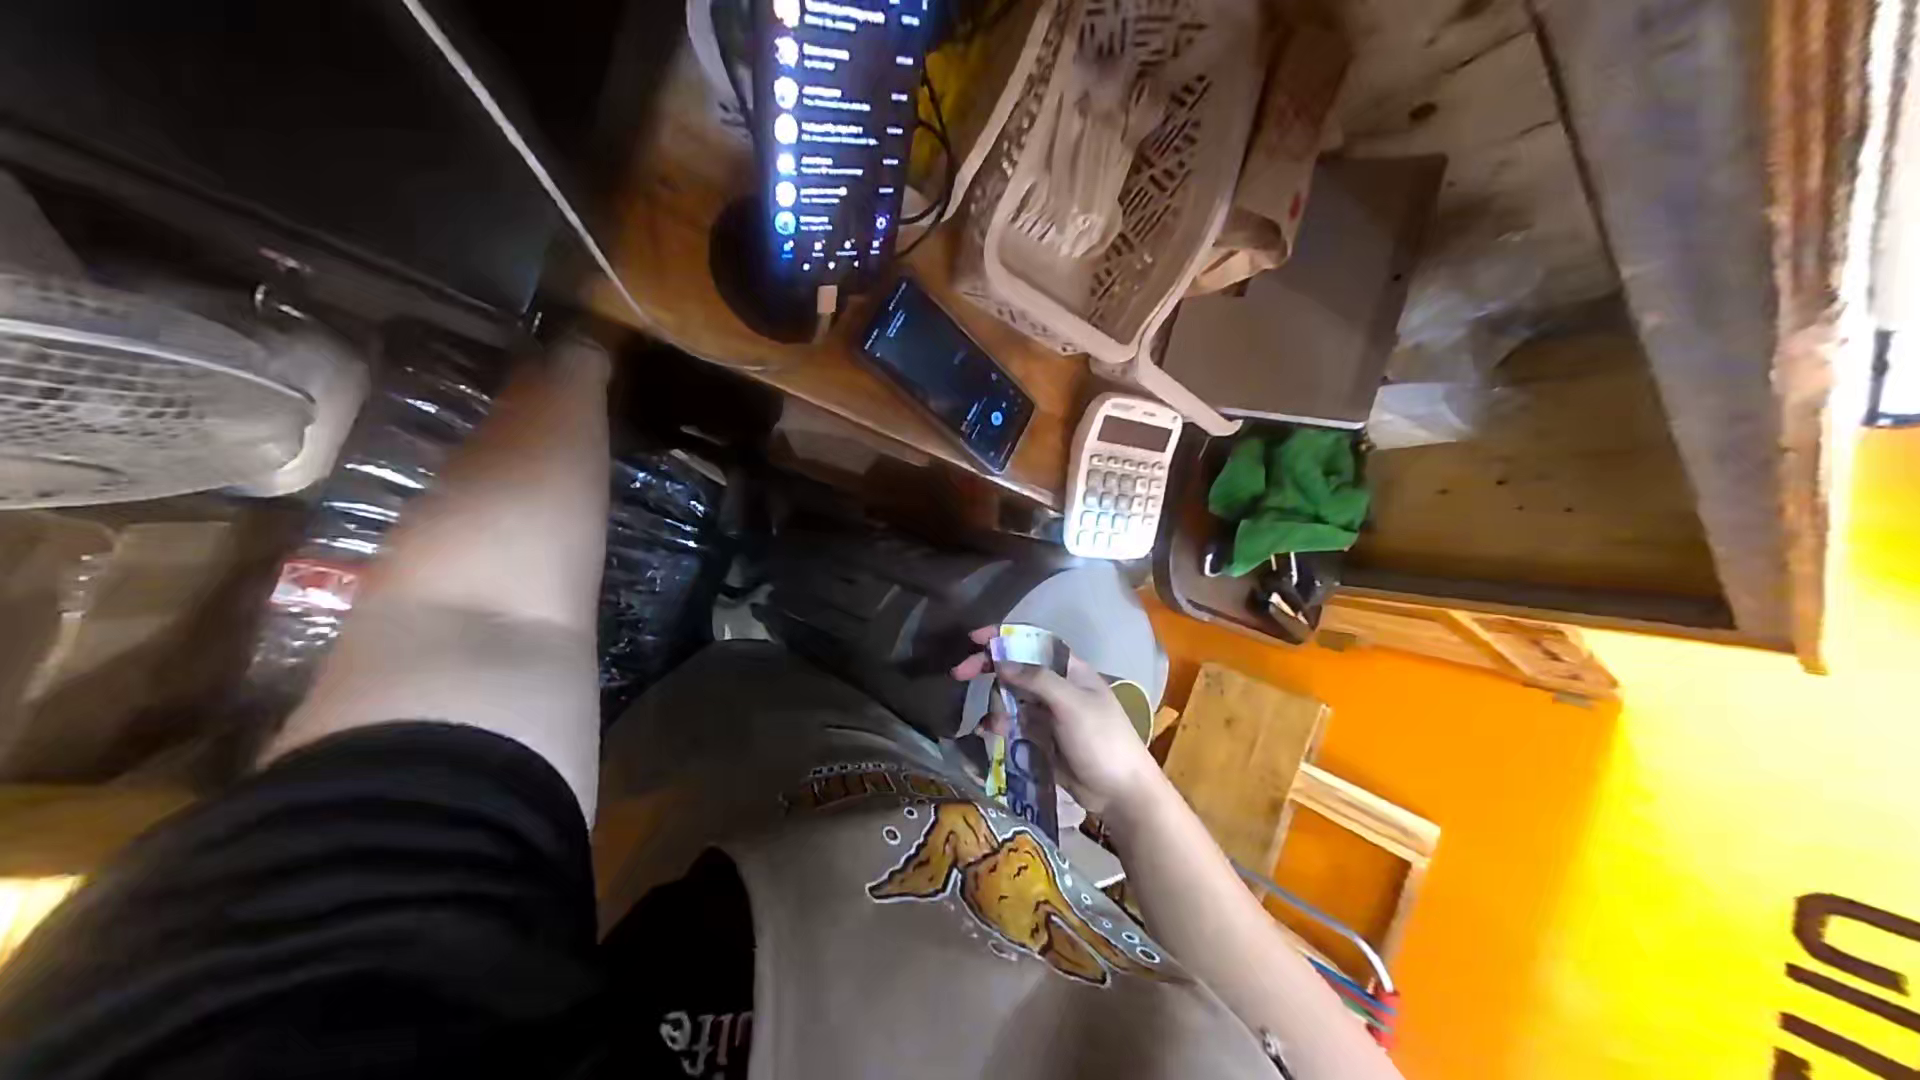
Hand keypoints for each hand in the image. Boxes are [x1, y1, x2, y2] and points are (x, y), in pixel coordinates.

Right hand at [950, 627, 1167, 819]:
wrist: (1120, 793)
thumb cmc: (1102, 740)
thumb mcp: (1071, 704)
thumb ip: (1037, 680)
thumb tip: (1001, 661)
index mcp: (1070, 670)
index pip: (1032, 642)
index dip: (1003, 636)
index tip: (973, 638)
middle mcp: (1057, 687)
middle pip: (1017, 668)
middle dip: (989, 668)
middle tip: (960, 673)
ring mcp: (1049, 714)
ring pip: (1012, 698)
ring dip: (997, 704)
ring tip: (993, 723)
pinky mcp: (1042, 739)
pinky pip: (1014, 724)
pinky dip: (1001, 726)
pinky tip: (990, 733)